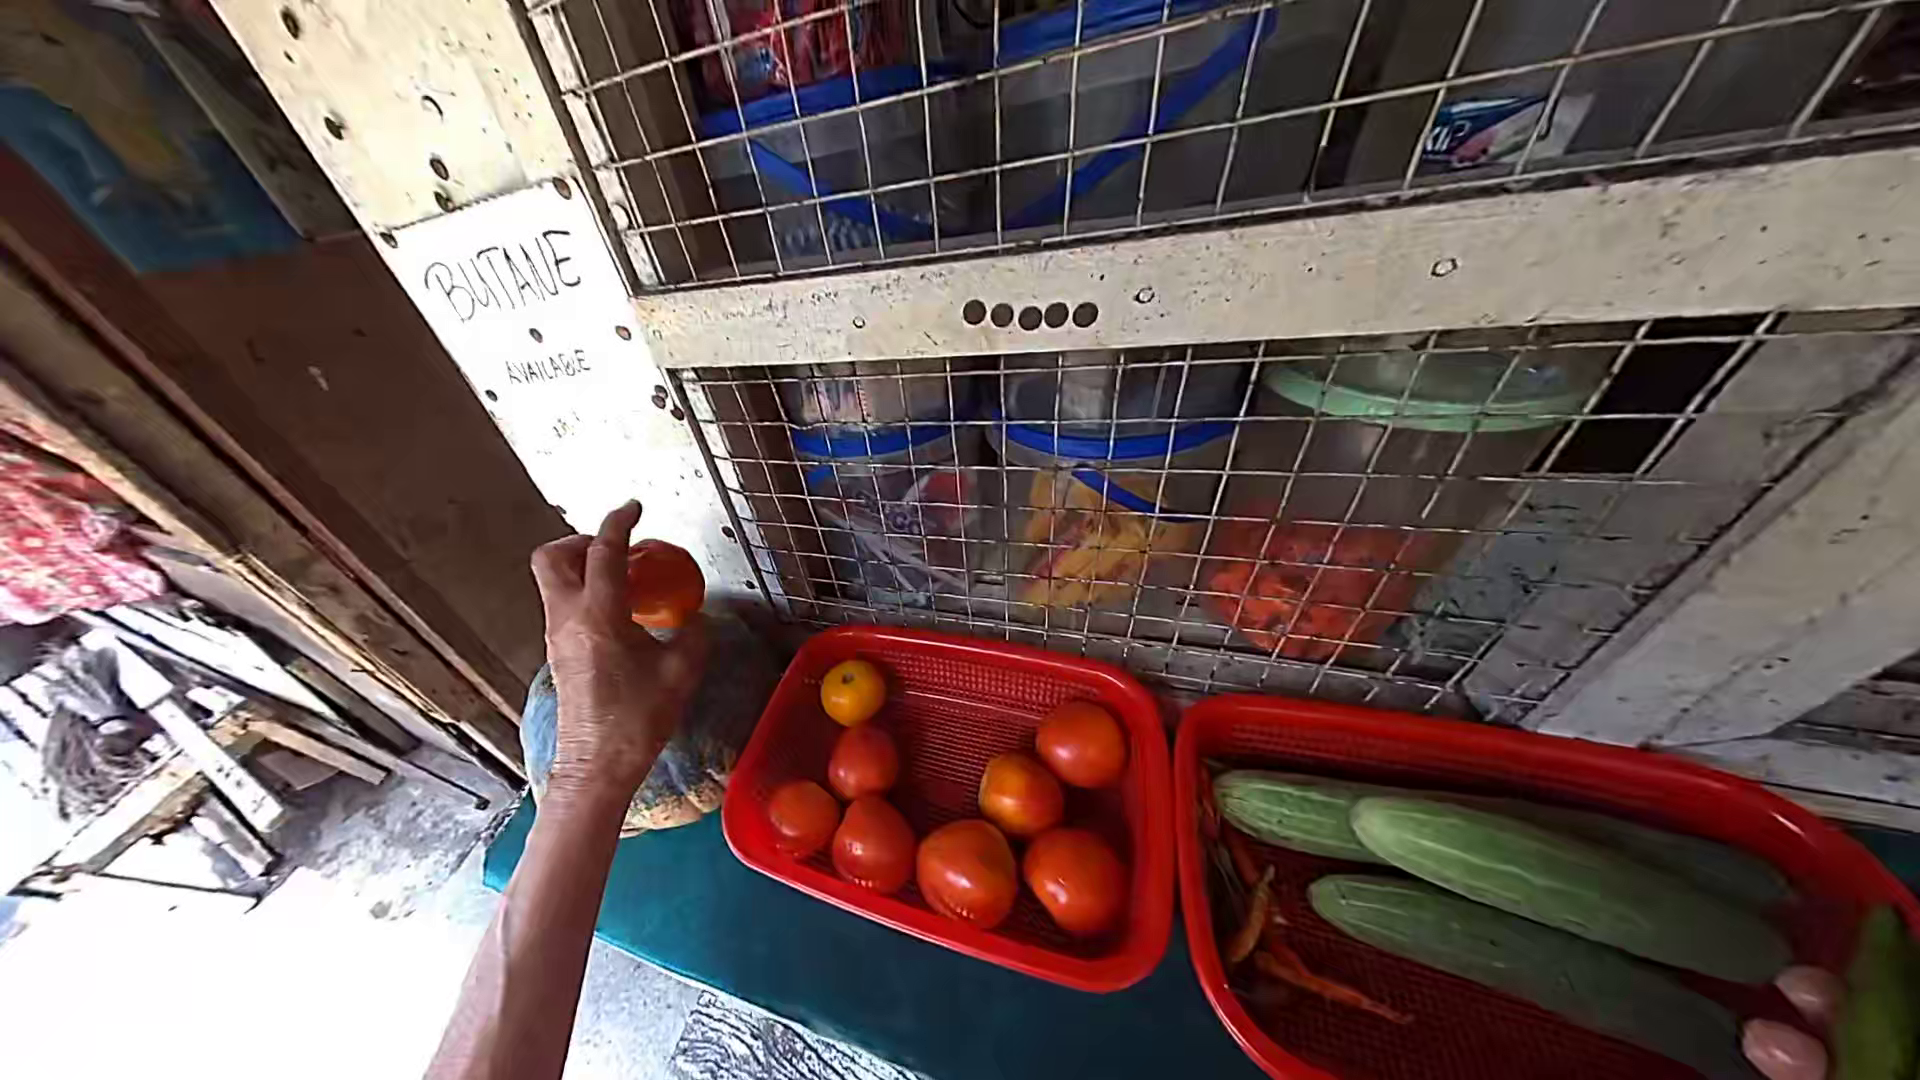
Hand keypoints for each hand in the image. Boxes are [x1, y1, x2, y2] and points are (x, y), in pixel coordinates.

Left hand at [530, 500, 708, 802]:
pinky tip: (625, 609)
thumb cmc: (640, 717)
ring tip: (629, 576)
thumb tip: (696, 618)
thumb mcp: (682, 670)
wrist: (599, 765)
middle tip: (622, 547)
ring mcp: (558, 636)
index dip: (619, 524)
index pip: (603, 554)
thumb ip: (694, 633)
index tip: (633, 507)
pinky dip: (589, 590)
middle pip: (552, 557)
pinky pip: (566, 603)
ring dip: (585, 565)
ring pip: (554, 580)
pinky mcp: (560, 651)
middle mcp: (568, 620)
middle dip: (583, 540)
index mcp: (599, 617)